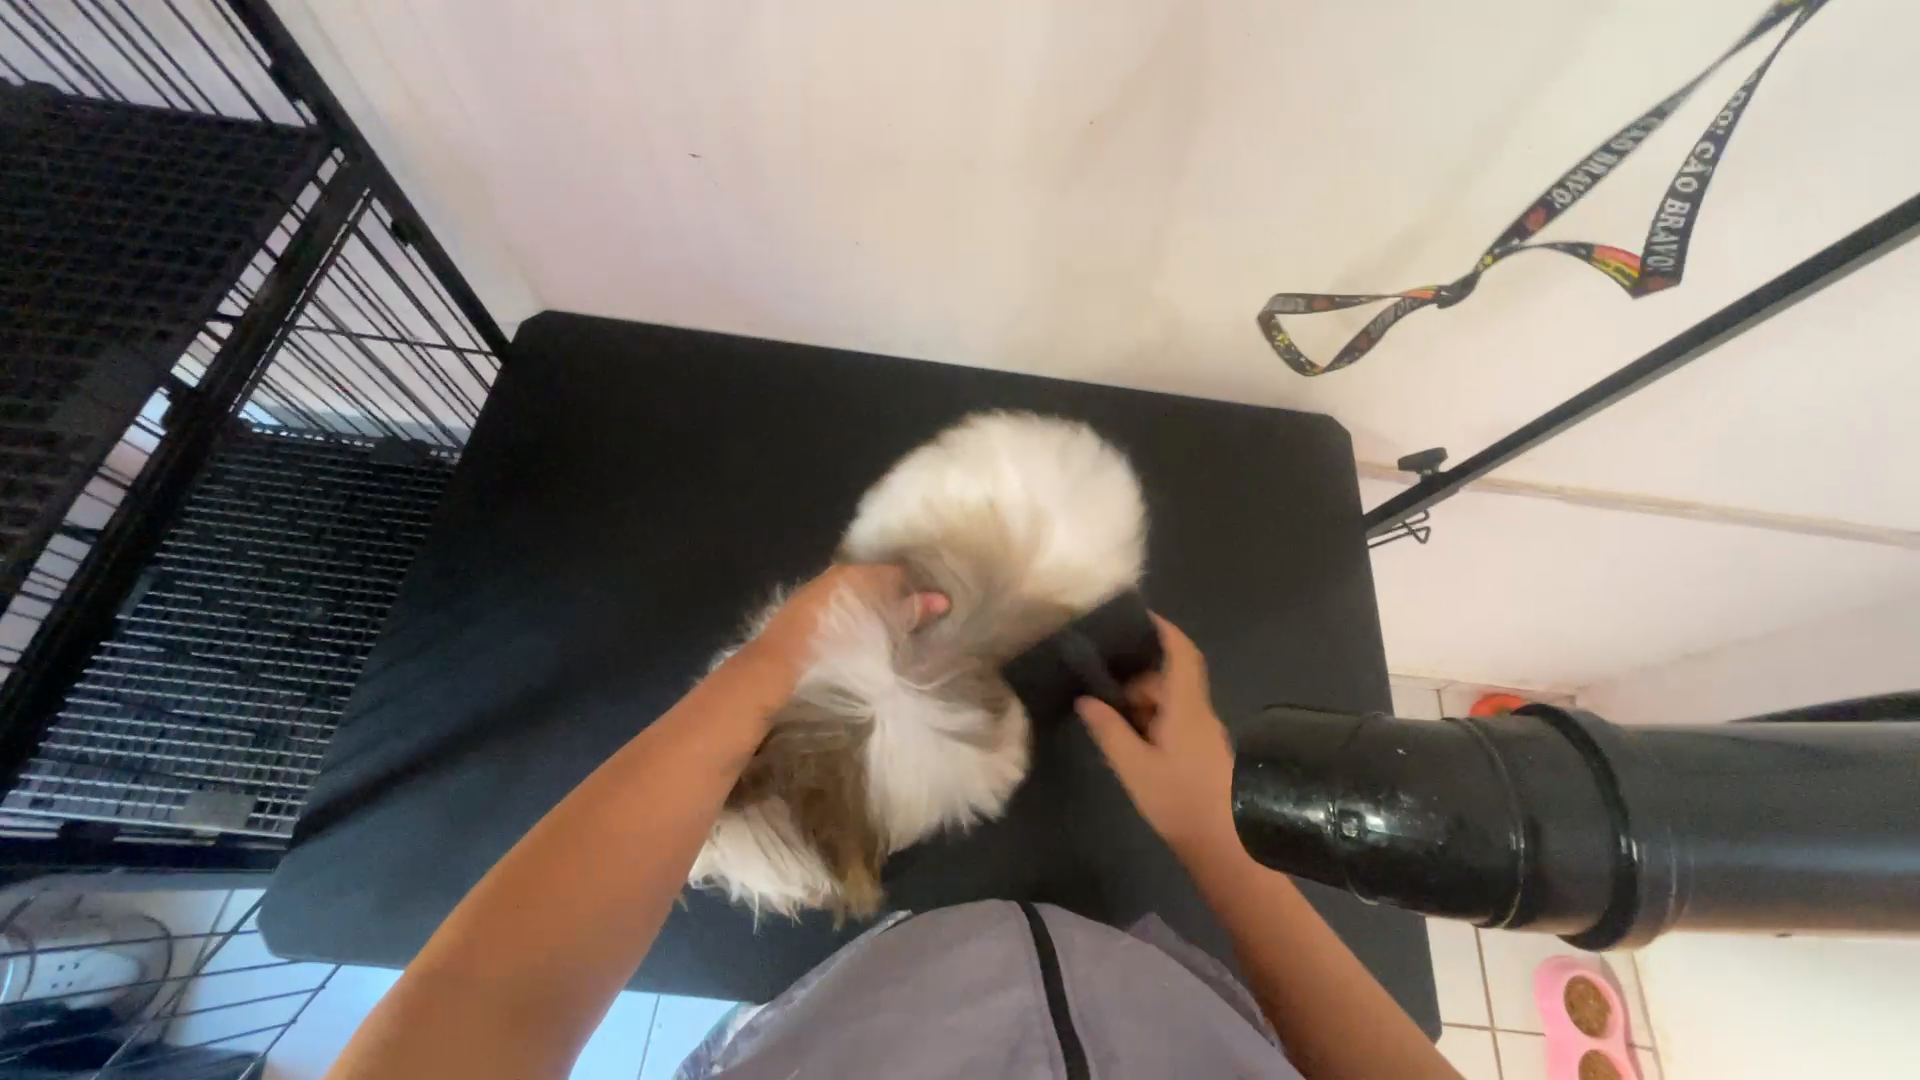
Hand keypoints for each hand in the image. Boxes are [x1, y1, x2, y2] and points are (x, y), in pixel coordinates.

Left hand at [740, 564, 949, 682]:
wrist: (771, 674)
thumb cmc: (830, 648)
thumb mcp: (877, 629)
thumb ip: (910, 612)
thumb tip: (943, 599)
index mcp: (855, 573)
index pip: (900, 572)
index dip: (921, 588)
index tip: (941, 607)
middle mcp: (837, 577)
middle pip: (880, 585)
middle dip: (902, 601)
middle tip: (929, 623)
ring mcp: (820, 596)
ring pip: (862, 600)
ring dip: (881, 615)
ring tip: (906, 636)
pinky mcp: (808, 618)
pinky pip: (846, 614)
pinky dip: (862, 624)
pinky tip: (872, 643)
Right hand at [1077, 615, 1242, 868]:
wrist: (1226, 848)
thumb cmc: (1179, 800)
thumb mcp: (1133, 766)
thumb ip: (1109, 730)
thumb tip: (1087, 700)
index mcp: (1186, 707)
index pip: (1182, 654)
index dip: (1165, 630)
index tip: (1142, 617)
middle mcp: (1199, 713)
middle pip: (1170, 680)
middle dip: (1137, 680)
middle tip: (1102, 692)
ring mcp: (1203, 734)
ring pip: (1171, 703)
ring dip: (1142, 706)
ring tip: (1109, 721)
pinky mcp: (1202, 753)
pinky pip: (1174, 723)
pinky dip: (1152, 723)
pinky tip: (1130, 743)